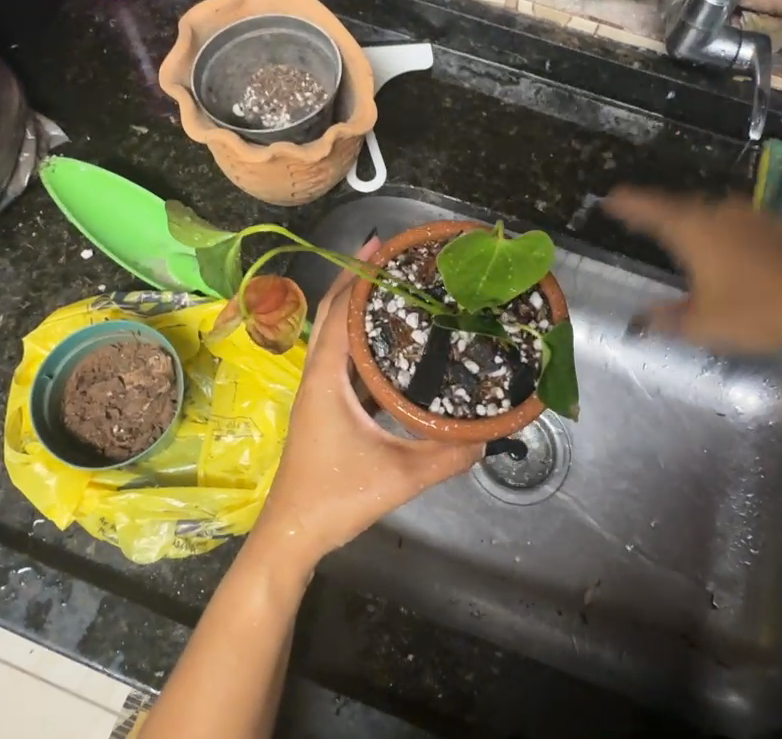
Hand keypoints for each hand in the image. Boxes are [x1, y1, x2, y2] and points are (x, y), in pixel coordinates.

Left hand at [248, 245, 483, 571]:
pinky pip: (342, 364)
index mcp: (325, 379)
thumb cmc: (336, 497)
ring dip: (358, 312)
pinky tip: (392, 350)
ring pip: (335, 340)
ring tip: (397, 294)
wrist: (292, 536)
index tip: (383, 245)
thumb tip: (490, 436)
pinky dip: (361, 346)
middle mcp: (317, 377)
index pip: (339, 312)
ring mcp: (318, 394)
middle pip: (332, 315)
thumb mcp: (400, 476)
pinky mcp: (324, 411)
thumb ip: (447, 456)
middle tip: (393, 259)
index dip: (359, 275)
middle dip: (357, 281)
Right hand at [605, 187, 781, 355]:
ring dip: (698, 223)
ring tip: (687, 235)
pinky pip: (741, 225)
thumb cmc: (757, 312)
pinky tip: (731, 253)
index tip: (611, 198)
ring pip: (714, 214)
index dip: (628, 205)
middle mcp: (719, 214)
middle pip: (682, 208)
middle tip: (645, 218)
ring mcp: (754, 218)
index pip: (650, 210)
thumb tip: (640, 320)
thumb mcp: (703, 325)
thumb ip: (667, 319)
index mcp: (692, 230)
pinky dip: (728, 234)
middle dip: (663, 214)